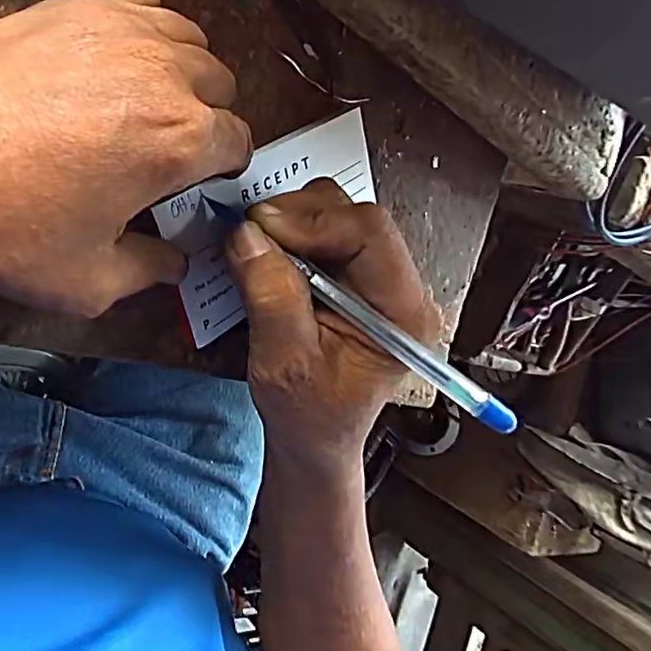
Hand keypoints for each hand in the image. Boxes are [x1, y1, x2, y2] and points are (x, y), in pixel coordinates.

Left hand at [0, 0, 253, 314]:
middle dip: (205, 119)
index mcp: (179, 139)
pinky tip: (112, 58)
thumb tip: (175, 262)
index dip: (222, 169)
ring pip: (187, 39)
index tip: (196, 185)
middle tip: (162, 150)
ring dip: (180, 73)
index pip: (238, 142)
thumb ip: (150, 271)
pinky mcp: (71, 3)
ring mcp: (116, 27)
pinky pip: (139, 1)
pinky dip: (143, 28)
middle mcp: (163, 72)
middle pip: (220, 85)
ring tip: (140, 103)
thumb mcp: (85, 282)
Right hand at [225, 178, 439, 466]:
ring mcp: (377, 274)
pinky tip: (268, 252)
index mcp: (402, 312)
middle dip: (296, 217)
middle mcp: (400, 284)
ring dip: (291, 221)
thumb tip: (248, 235)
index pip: (369, 233)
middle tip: (250, 233)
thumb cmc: (311, 416)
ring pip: (337, 213)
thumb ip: (271, 297)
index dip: (313, 222)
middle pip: (353, 215)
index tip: (260, 229)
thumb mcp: (284, 365)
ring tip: (257, 246)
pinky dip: (290, 231)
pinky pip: (322, 228)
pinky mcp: (353, 270)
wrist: (316, 437)